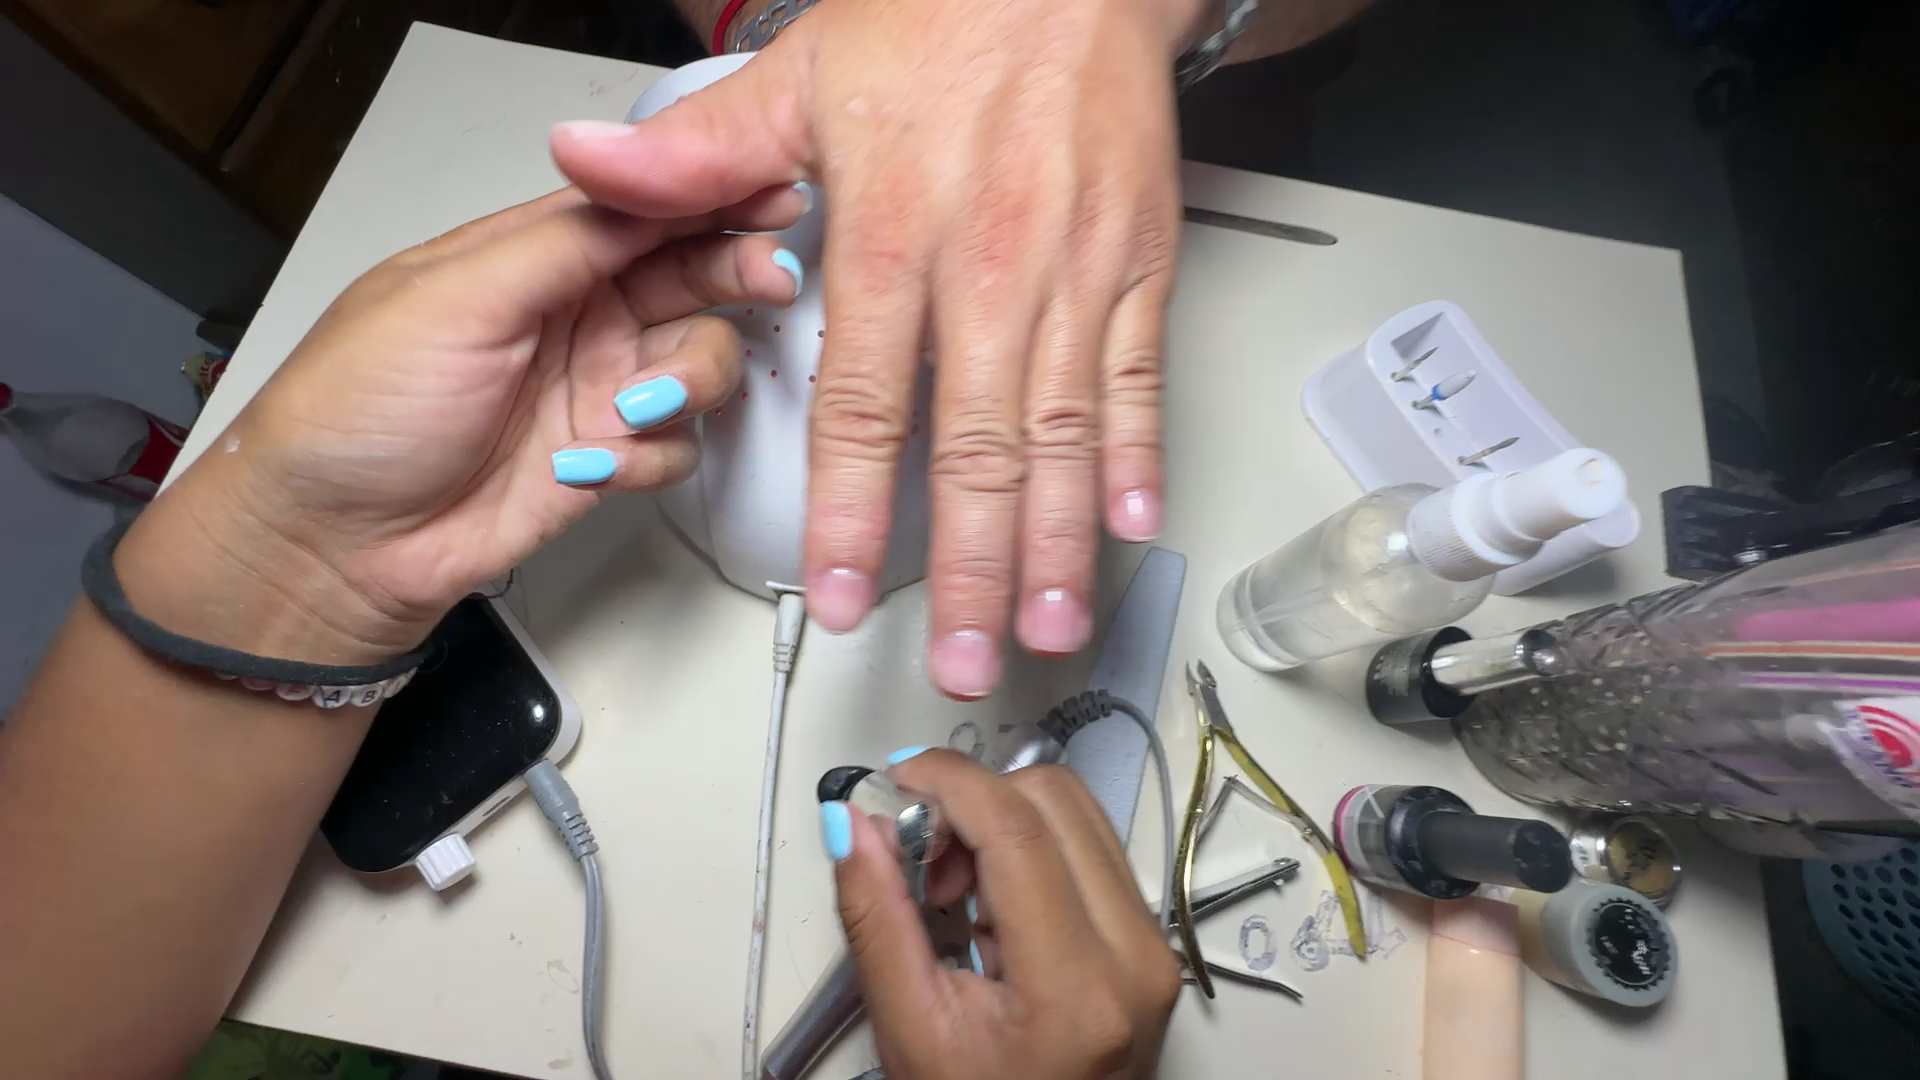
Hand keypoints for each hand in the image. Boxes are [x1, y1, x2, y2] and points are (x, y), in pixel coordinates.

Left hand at [124, 188, 806, 661]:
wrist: (346, 540)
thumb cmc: (362, 408)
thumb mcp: (451, 299)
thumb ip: (559, 248)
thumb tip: (646, 191)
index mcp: (539, 259)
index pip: (643, 213)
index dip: (710, 199)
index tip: (769, 197)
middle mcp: (587, 317)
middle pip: (693, 280)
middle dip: (736, 277)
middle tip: (770, 283)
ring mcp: (609, 388)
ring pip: (705, 365)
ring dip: (690, 384)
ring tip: (635, 412)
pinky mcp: (621, 453)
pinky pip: (682, 445)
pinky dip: (651, 456)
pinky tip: (590, 467)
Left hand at [550, 0, 1210, 697]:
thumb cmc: (947, 20)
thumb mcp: (807, 70)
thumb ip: (704, 146)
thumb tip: (588, 163)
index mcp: (897, 236)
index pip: (865, 407)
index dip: (852, 513)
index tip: (842, 596)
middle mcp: (990, 273)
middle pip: (976, 451)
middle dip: (970, 569)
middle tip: (963, 658)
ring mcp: (1073, 280)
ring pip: (1064, 437)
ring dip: (1056, 543)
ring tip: (1045, 626)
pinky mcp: (1136, 273)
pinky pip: (1137, 380)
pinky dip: (1138, 458)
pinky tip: (1131, 527)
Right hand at [823, 750, 1180, 1078]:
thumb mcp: (910, 1033)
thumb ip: (875, 917)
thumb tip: (852, 821)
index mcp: (1076, 988)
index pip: (1016, 829)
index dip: (951, 781)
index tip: (900, 778)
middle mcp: (1134, 952)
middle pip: (1049, 798)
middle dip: (970, 801)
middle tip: (920, 854)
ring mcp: (1151, 939)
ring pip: (1071, 805)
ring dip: (999, 814)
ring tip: (953, 882)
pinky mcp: (1149, 932)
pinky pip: (1086, 836)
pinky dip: (1027, 835)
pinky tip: (991, 890)